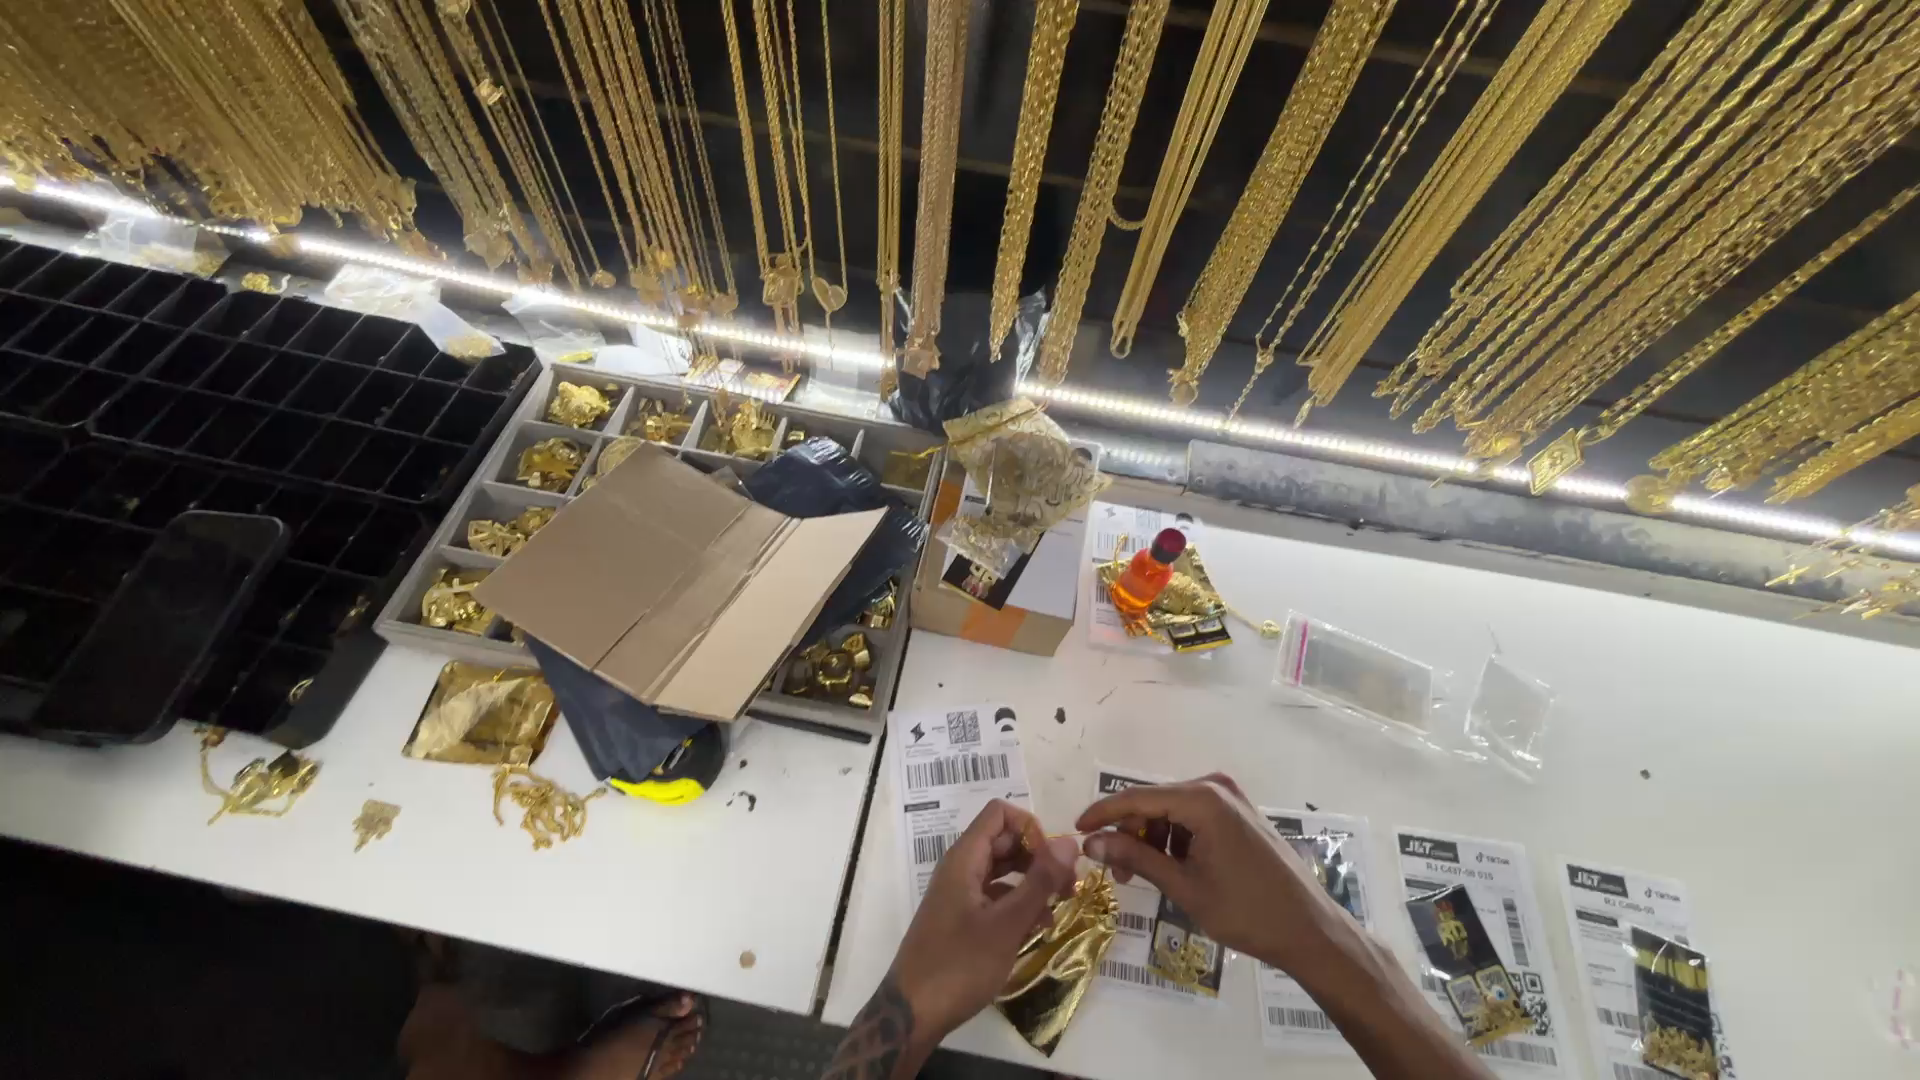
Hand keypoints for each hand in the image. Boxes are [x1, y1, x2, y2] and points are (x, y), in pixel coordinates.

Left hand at [890, 799, 1080, 1042]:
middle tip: (1067, 887)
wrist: (913, 1013)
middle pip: (1003, 840)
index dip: (1030, 829)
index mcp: (965, 858)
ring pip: (1001, 869)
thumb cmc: (959, 965)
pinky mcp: (961, 918)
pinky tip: (1038, 927)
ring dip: (1031, 881)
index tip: (1053, 861)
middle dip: (1037, 856)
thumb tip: (1069, 842)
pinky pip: (994, 895)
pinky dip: (1017, 903)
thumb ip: (1039, 881)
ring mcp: (959, 893)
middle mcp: (960, 868)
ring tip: (1058, 907)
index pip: (1000, 814)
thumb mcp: (1006, 924)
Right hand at [1076, 773, 1355, 972]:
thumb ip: (1134, 859)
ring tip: (1139, 875)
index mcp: (1202, 799)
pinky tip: (1170, 867)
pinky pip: (1192, 817)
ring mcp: (1230, 798)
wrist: (1311, 932)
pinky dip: (1174, 839)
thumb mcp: (1183, 887)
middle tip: (1111, 868)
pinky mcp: (1239, 814)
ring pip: (1171, 810)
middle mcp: (1215, 787)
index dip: (1103, 814)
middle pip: (1154, 802)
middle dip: (1128, 832)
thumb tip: (1090, 844)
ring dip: (1151, 838)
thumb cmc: (1246, 912)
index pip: (1137, 798)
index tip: (1077, 831)